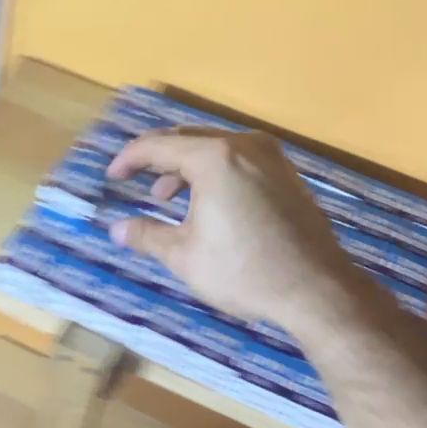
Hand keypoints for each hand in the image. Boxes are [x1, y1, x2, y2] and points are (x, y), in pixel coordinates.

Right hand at [107, 128, 345, 325]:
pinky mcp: (287, 175)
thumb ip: (146, 235)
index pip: (159, 145)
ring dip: (186, 168)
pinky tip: (206, 204)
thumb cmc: (243, 272)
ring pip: (216, 148)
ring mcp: (271, 157)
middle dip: (157, 159)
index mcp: (214, 158)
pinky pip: (239, 161)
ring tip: (166, 198)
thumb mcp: (184, 256)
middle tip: (134, 179)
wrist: (315, 288)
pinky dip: (214, 174)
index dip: (129, 159)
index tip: (112, 177)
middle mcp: (244, 145)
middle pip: (188, 139)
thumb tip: (116, 229)